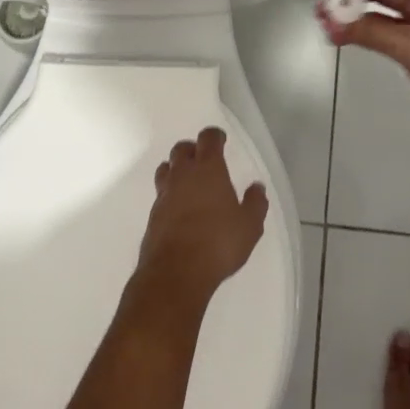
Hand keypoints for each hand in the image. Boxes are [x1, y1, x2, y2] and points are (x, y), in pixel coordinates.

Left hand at [136, 127, 268, 299]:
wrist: (176, 273)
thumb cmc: (218, 243)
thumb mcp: (249, 226)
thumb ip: (255, 203)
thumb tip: (257, 187)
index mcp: (208, 169)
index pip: (208, 139)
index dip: (215, 136)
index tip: (221, 139)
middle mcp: (182, 176)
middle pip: (181, 149)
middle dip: (192, 149)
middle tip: (204, 159)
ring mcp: (164, 195)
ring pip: (166, 169)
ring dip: (176, 169)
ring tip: (188, 181)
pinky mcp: (153, 216)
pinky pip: (161, 195)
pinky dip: (170, 195)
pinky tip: (180, 209)